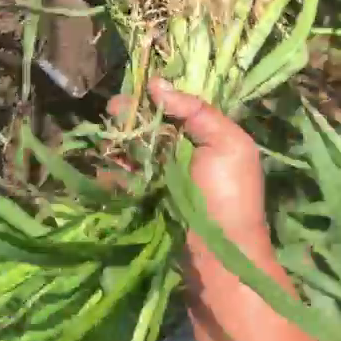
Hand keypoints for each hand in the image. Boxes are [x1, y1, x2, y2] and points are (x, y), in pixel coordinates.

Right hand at [110, 77, 269, 255]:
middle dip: (128, 114)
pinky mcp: (140, 194)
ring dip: (117, 140)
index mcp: (202, 134)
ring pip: (126, 143)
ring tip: (114, 145)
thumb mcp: (229, 146)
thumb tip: (156, 83)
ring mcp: (158, 172)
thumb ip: (197, 111)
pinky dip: (111, 169)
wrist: (219, 258)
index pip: (170, 102)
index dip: (151, 93)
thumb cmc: (229, 197)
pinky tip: (110, 170)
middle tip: (117, 114)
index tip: (136, 88)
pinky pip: (118, 172)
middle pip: (143, 120)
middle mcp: (179, 149)